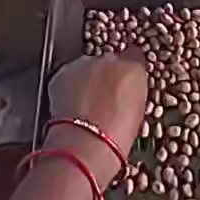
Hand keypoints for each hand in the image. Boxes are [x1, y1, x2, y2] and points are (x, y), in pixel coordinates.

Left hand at [45, 52, 148, 181]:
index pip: (134, 56)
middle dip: (105, 76)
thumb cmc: (116, 137)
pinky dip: (67, 87)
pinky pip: (67, 76)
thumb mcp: (136, 114)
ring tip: (84, 107)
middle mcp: (109, 60)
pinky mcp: (63, 72)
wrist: (86, 143)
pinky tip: (69, 107)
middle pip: (108, 62)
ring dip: (85, 81)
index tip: (123, 81)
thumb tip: (124, 93)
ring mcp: (84, 64)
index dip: (126, 70)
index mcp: (134, 70)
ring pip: (86, 68)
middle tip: (102, 100)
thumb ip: (131, 94)